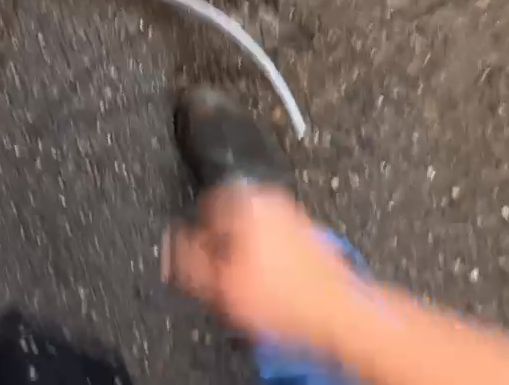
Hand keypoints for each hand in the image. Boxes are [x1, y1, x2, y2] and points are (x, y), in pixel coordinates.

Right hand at [162, 183, 363, 354]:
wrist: (341, 314)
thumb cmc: (286, 295)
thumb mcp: (218, 283)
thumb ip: (185, 258)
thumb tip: (167, 244)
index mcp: (241, 196)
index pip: (202, 208)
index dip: (198, 240)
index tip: (204, 262)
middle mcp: (267, 195)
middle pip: (230, 218)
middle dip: (226, 246)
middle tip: (228, 275)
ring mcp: (293, 212)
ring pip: (256, 231)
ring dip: (250, 253)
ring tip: (253, 284)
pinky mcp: (311, 233)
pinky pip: (279, 241)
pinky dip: (274, 259)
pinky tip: (276, 285)